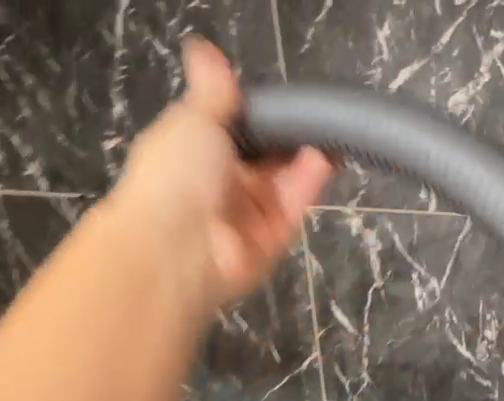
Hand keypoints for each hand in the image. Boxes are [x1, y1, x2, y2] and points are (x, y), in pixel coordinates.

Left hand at [108, 38, 333, 306]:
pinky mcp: (274, 238)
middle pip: (264, 157)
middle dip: (287, 138)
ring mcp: (249, 213)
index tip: (279, 98)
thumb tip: (203, 49)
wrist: (178, 247)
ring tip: (328, 133)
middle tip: (314, 115)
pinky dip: (308, 183)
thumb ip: (212, 91)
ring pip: (283, 181)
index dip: (255, 113)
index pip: (232, 128)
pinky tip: (323, 157)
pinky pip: (293, 206)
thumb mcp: (192, 118)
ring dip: (304, 158)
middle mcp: (222, 183)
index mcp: (195, 151)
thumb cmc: (175, 174)